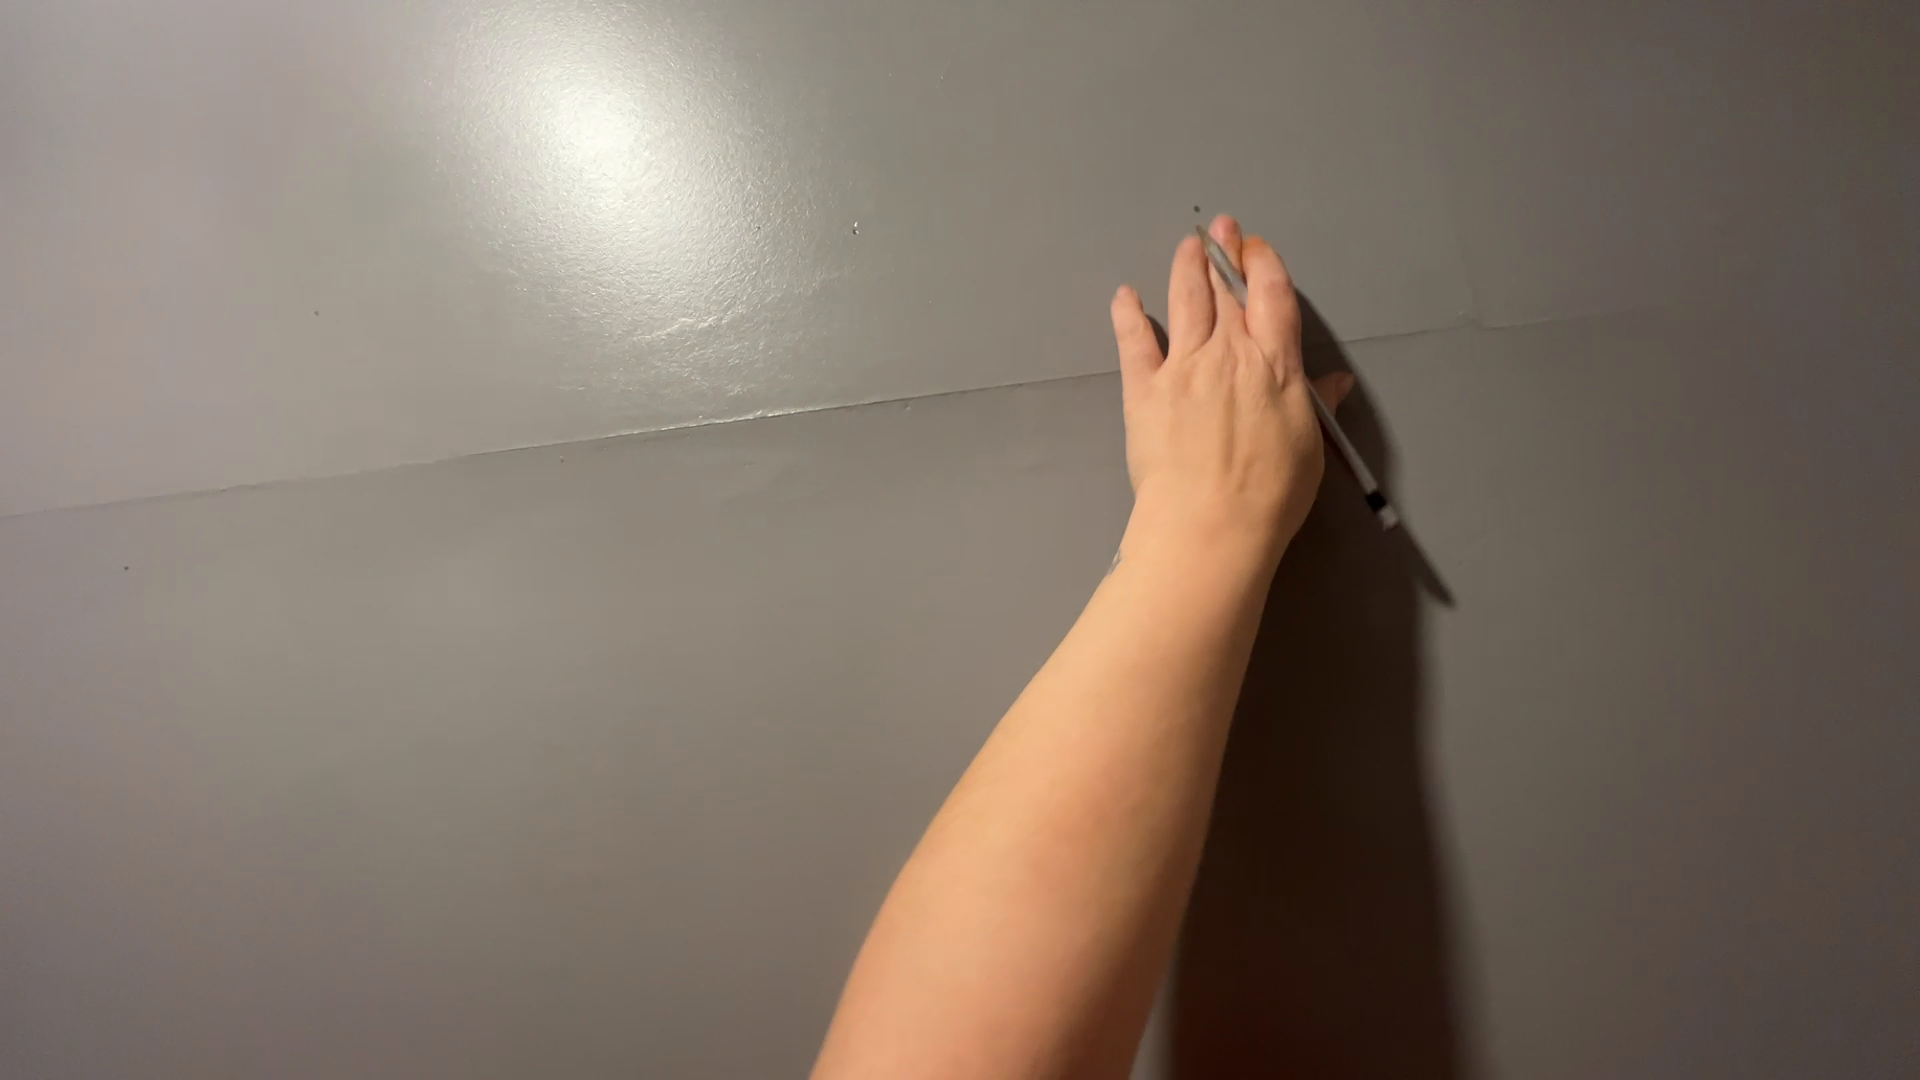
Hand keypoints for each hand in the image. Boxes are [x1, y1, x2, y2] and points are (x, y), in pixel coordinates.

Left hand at [1110, 215, 1354, 562]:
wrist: (1209, 522)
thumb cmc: (1269, 493)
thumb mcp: (1308, 447)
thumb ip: (1315, 405)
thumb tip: (1332, 381)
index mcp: (1274, 365)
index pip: (1271, 298)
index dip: (1262, 265)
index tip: (1254, 246)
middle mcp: (1229, 354)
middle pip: (1227, 292)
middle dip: (1223, 254)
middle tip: (1218, 227)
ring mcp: (1183, 368)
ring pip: (1185, 303)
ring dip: (1185, 269)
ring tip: (1186, 247)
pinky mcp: (1144, 391)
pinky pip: (1135, 342)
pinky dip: (1128, 315)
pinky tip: (1124, 295)